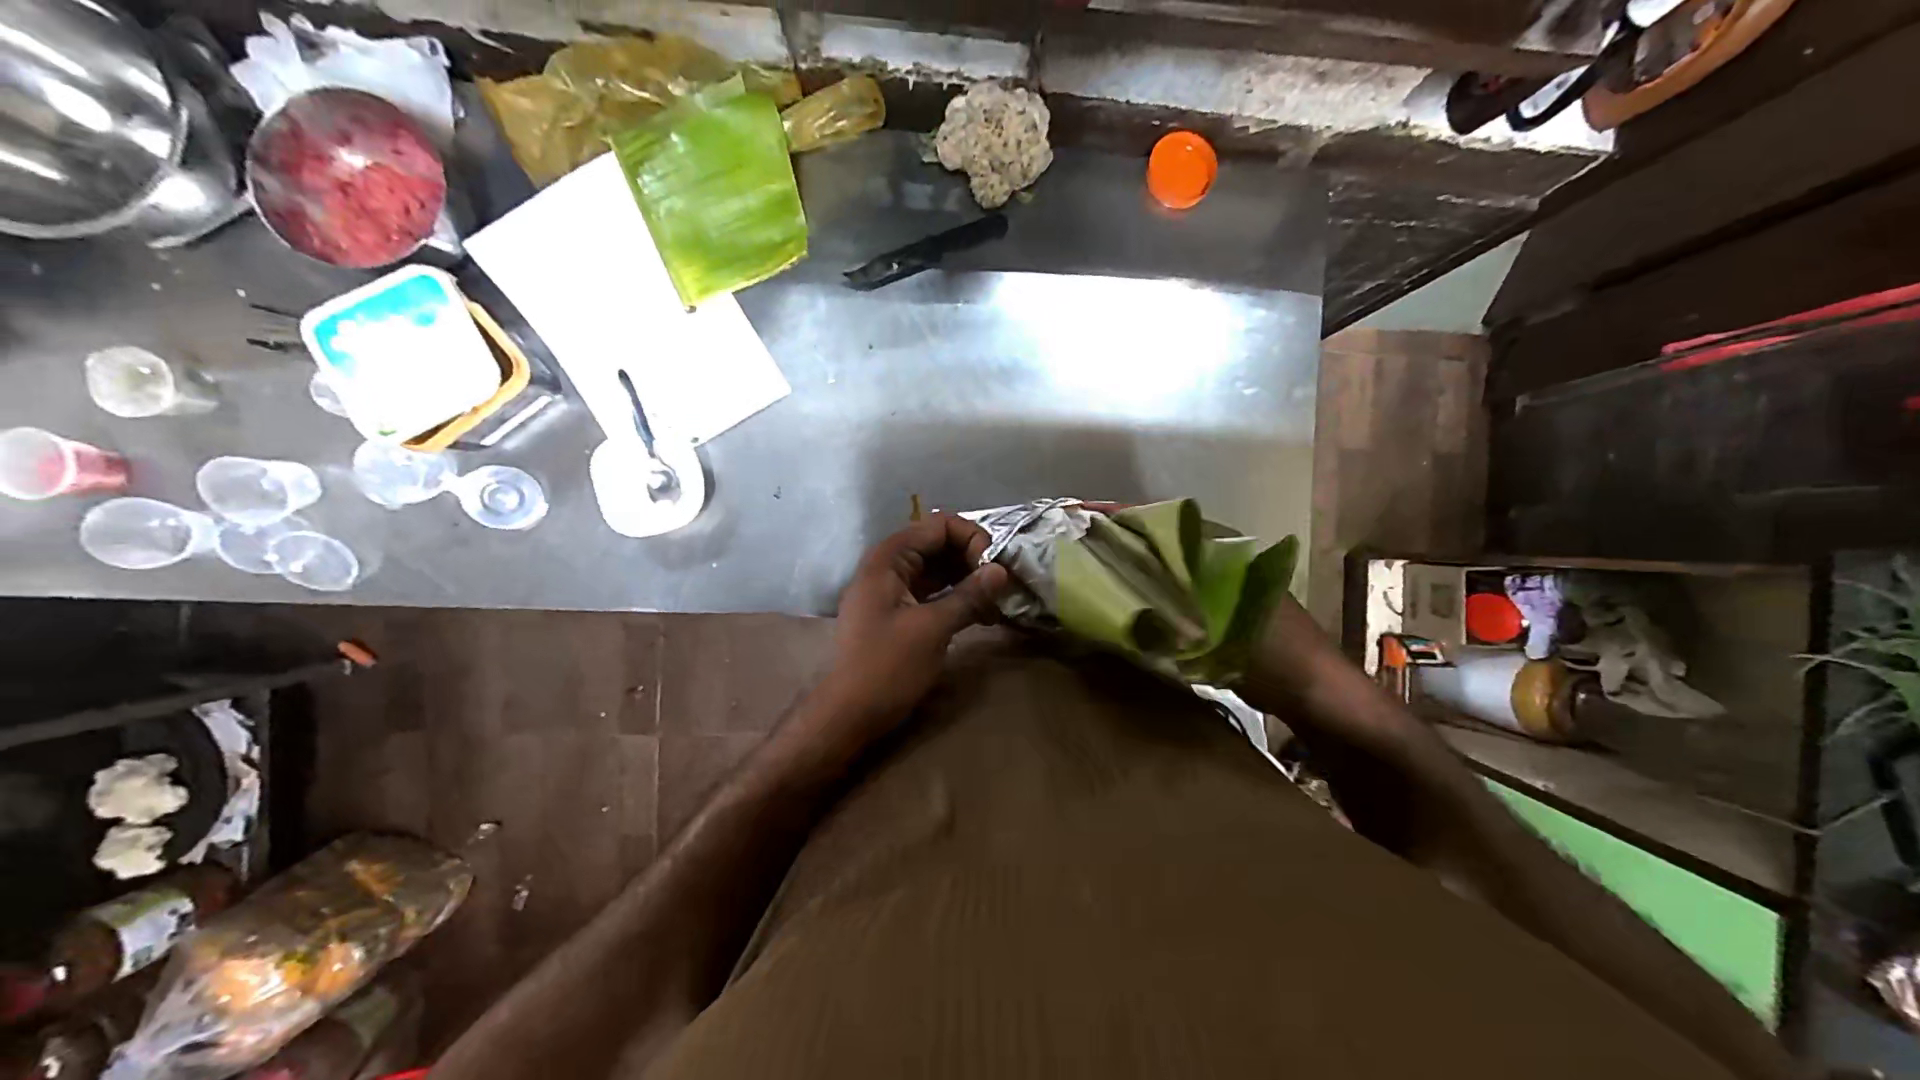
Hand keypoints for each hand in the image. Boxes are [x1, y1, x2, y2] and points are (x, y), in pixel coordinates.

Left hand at [815, 514, 1010, 737]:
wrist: (849, 713)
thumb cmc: (887, 666)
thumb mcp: (933, 628)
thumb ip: (968, 595)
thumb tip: (1001, 570)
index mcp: (889, 558)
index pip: (939, 525)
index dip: (972, 538)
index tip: (994, 568)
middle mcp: (889, 565)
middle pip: (940, 544)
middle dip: (973, 560)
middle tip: (1002, 588)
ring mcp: (892, 590)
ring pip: (939, 570)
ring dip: (969, 581)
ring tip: (996, 604)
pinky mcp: (899, 612)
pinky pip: (933, 592)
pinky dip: (957, 598)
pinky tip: (981, 616)